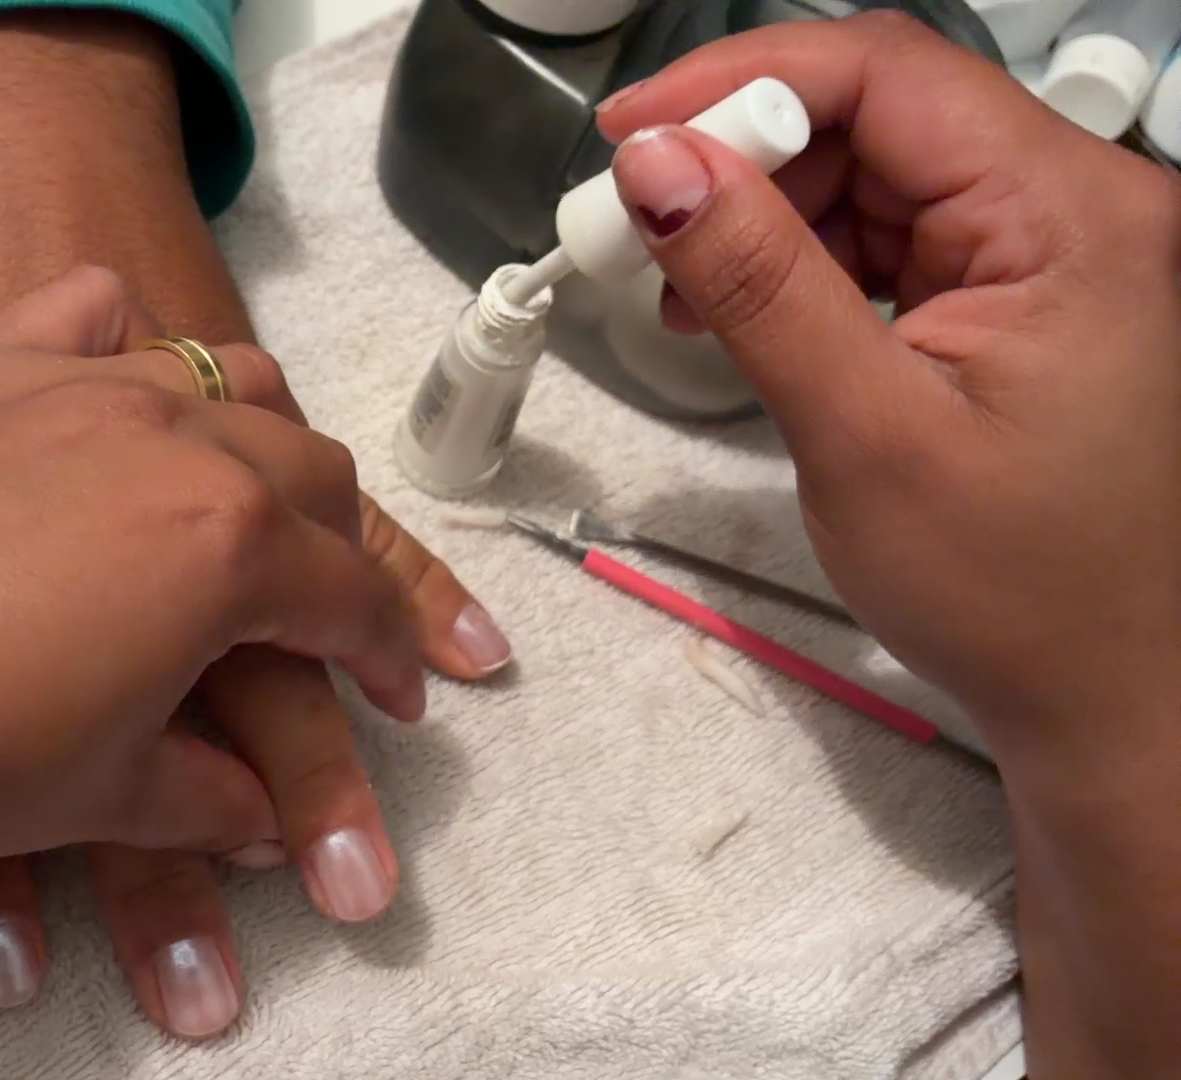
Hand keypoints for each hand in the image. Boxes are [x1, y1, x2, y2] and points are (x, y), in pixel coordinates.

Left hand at [0, 268, 438, 1078]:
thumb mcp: (96, 791)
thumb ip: (205, 798)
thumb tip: (262, 822)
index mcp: (220, 544)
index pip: (352, 594)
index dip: (391, 649)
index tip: (402, 688)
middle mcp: (174, 439)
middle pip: (314, 471)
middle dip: (348, 547)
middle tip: (342, 609)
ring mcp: (81, 385)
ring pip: (229, 378)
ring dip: (267, 440)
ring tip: (261, 495)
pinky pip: (88, 314)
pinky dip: (127, 336)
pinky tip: (126, 370)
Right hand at [598, 14, 1180, 1074]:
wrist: (1101, 683)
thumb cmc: (997, 573)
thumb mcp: (857, 423)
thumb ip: (758, 284)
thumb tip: (657, 170)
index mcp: (1065, 215)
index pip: (892, 77)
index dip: (742, 82)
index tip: (621, 133)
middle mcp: (1060, 211)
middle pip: (874, 123)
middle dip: (739, 166)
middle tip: (638, 238)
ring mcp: (1021, 261)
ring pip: (861, 187)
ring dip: (752, 224)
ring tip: (680, 296)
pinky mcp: (982, 309)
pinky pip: (867, 250)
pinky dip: (782, 270)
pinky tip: (731, 316)